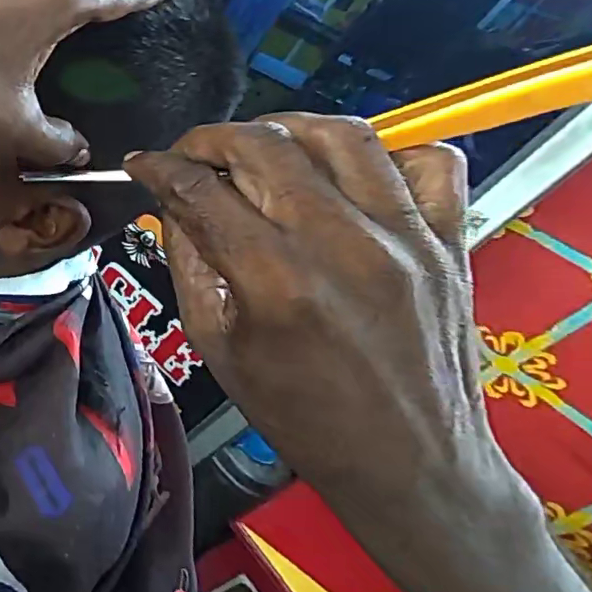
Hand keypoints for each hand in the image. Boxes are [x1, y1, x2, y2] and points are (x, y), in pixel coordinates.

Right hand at [124, 114, 513, 527]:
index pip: (201, 190)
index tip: (141, 164)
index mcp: (274, 278)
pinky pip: (431, 160)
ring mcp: (406, 236)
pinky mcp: (450, 240)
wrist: (411, 464)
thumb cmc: (297, 411)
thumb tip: (174, 202)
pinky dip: (386, 151)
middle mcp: (342, 242)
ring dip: (285, 127)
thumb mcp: (214, 342)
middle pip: (264, 145)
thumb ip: (190, 260)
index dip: (159, 167)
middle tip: (190, 154)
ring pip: (342, 134)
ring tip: (259, 146)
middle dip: (210, 138)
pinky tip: (349, 172)